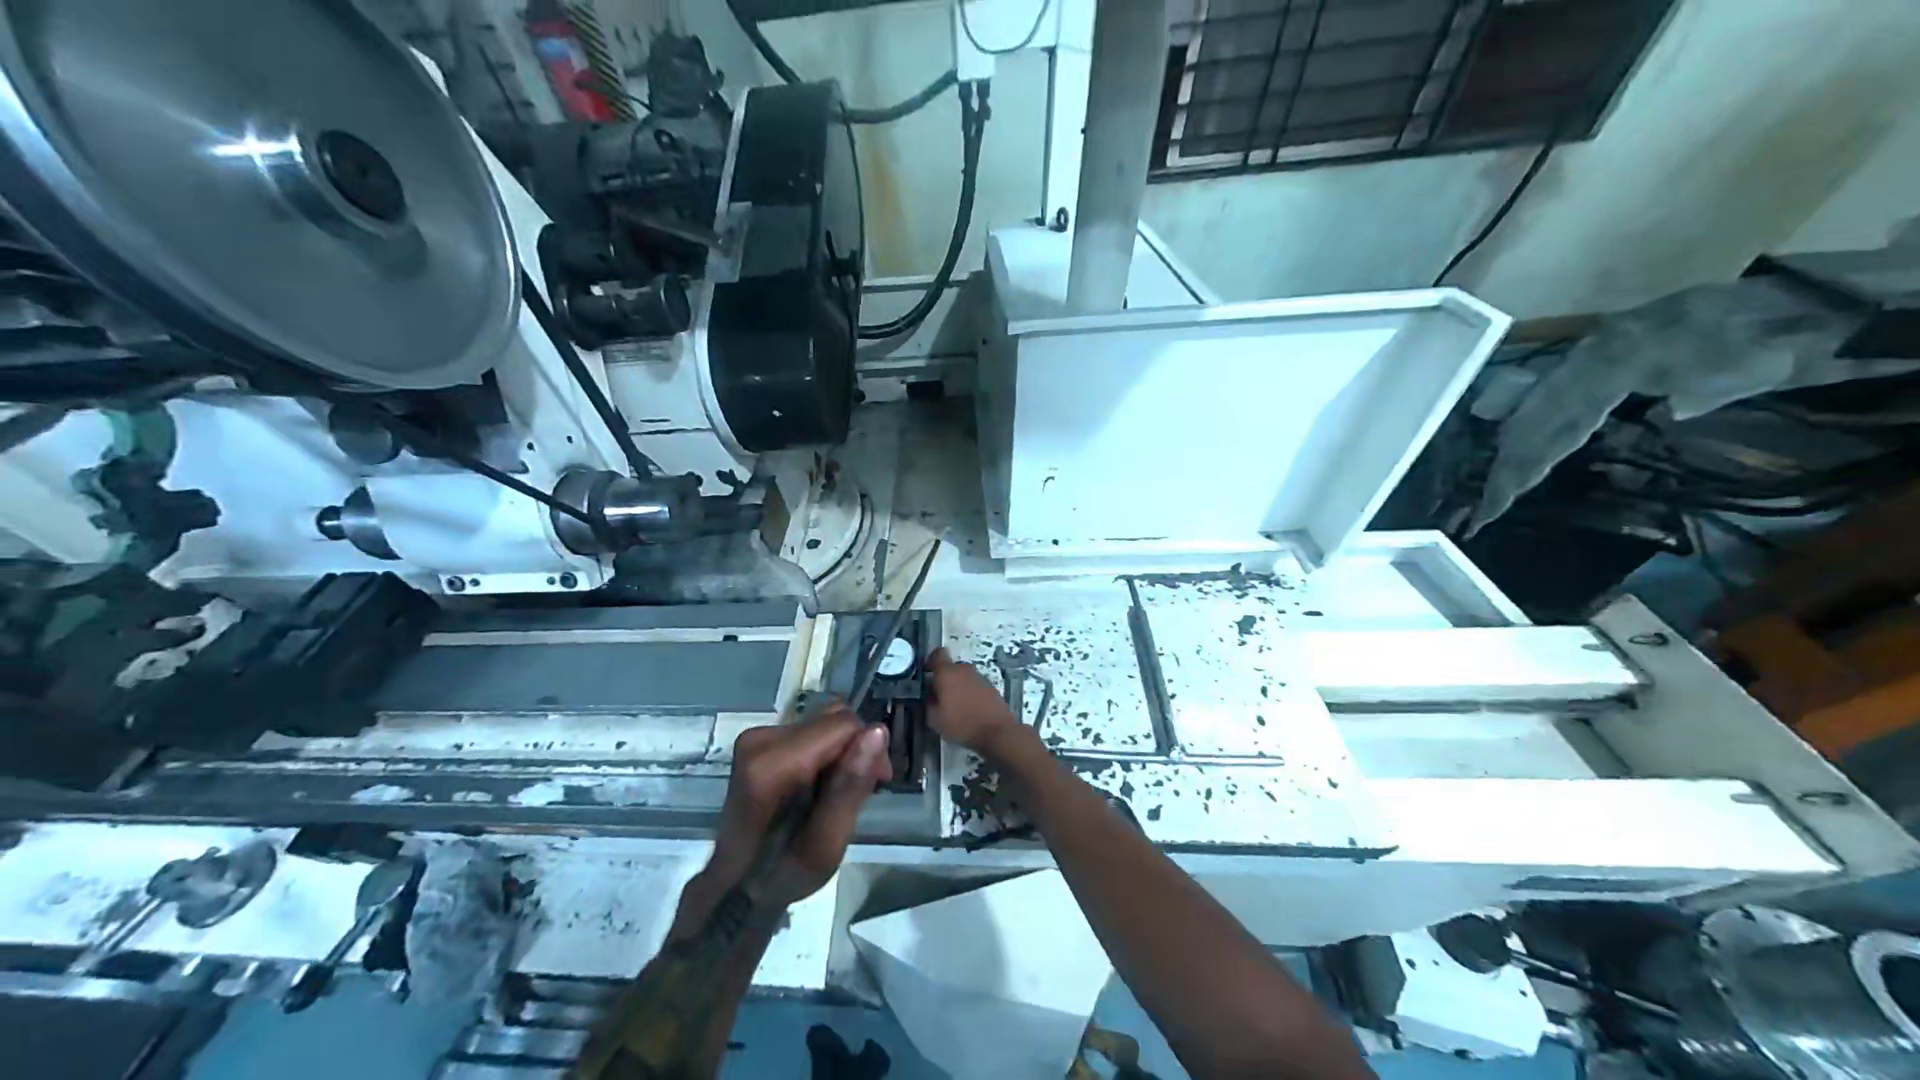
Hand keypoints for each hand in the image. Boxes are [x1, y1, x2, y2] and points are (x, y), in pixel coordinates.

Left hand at [674, 703, 890, 937]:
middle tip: (858, 793)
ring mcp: (756, 737)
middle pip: (834, 720)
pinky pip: (811, 730)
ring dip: (842, 752)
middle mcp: (760, 739)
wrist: (736, 884)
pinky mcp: (759, 740)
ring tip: (838, 791)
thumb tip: (877, 732)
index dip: (868, 751)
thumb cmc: (781, 874)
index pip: (843, 725)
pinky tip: (821, 784)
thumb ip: (850, 787)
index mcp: (771, 765)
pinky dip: (826, 752)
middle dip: (857, 749)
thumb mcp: (825, 847)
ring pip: (825, 722)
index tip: (877, 785)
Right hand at [928, 648, 1024, 756]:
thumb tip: (929, 695)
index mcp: (947, 672)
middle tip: (940, 698)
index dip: (931, 661)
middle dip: (944, 679)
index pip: (937, 654)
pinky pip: (975, 685)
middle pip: (951, 668)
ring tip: (956, 707)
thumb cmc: (961, 724)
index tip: (928, 674)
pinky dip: (971, 693)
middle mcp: (964, 669)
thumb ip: (927, 702)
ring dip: (958, 687)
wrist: (997, 732)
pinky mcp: (992, 687)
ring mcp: (980, 677)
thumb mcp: (934, 719)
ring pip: (964, 677)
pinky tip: (970, 710)